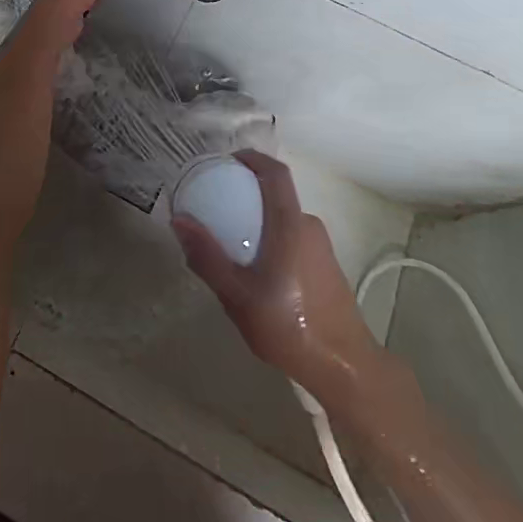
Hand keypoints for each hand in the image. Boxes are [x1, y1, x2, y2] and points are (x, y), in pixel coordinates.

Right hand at [172, 150, 381, 397]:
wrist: (343, 364)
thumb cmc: (287, 327)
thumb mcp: (237, 296)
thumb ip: (207, 257)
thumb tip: (179, 220)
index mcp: (291, 225)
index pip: (275, 173)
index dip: (252, 158)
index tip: (226, 161)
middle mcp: (309, 226)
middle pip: (276, 196)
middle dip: (245, 196)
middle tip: (214, 212)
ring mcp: (321, 245)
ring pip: (283, 220)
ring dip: (256, 223)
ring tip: (227, 247)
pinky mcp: (325, 264)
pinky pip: (291, 237)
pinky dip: (269, 239)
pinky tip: (253, 271)